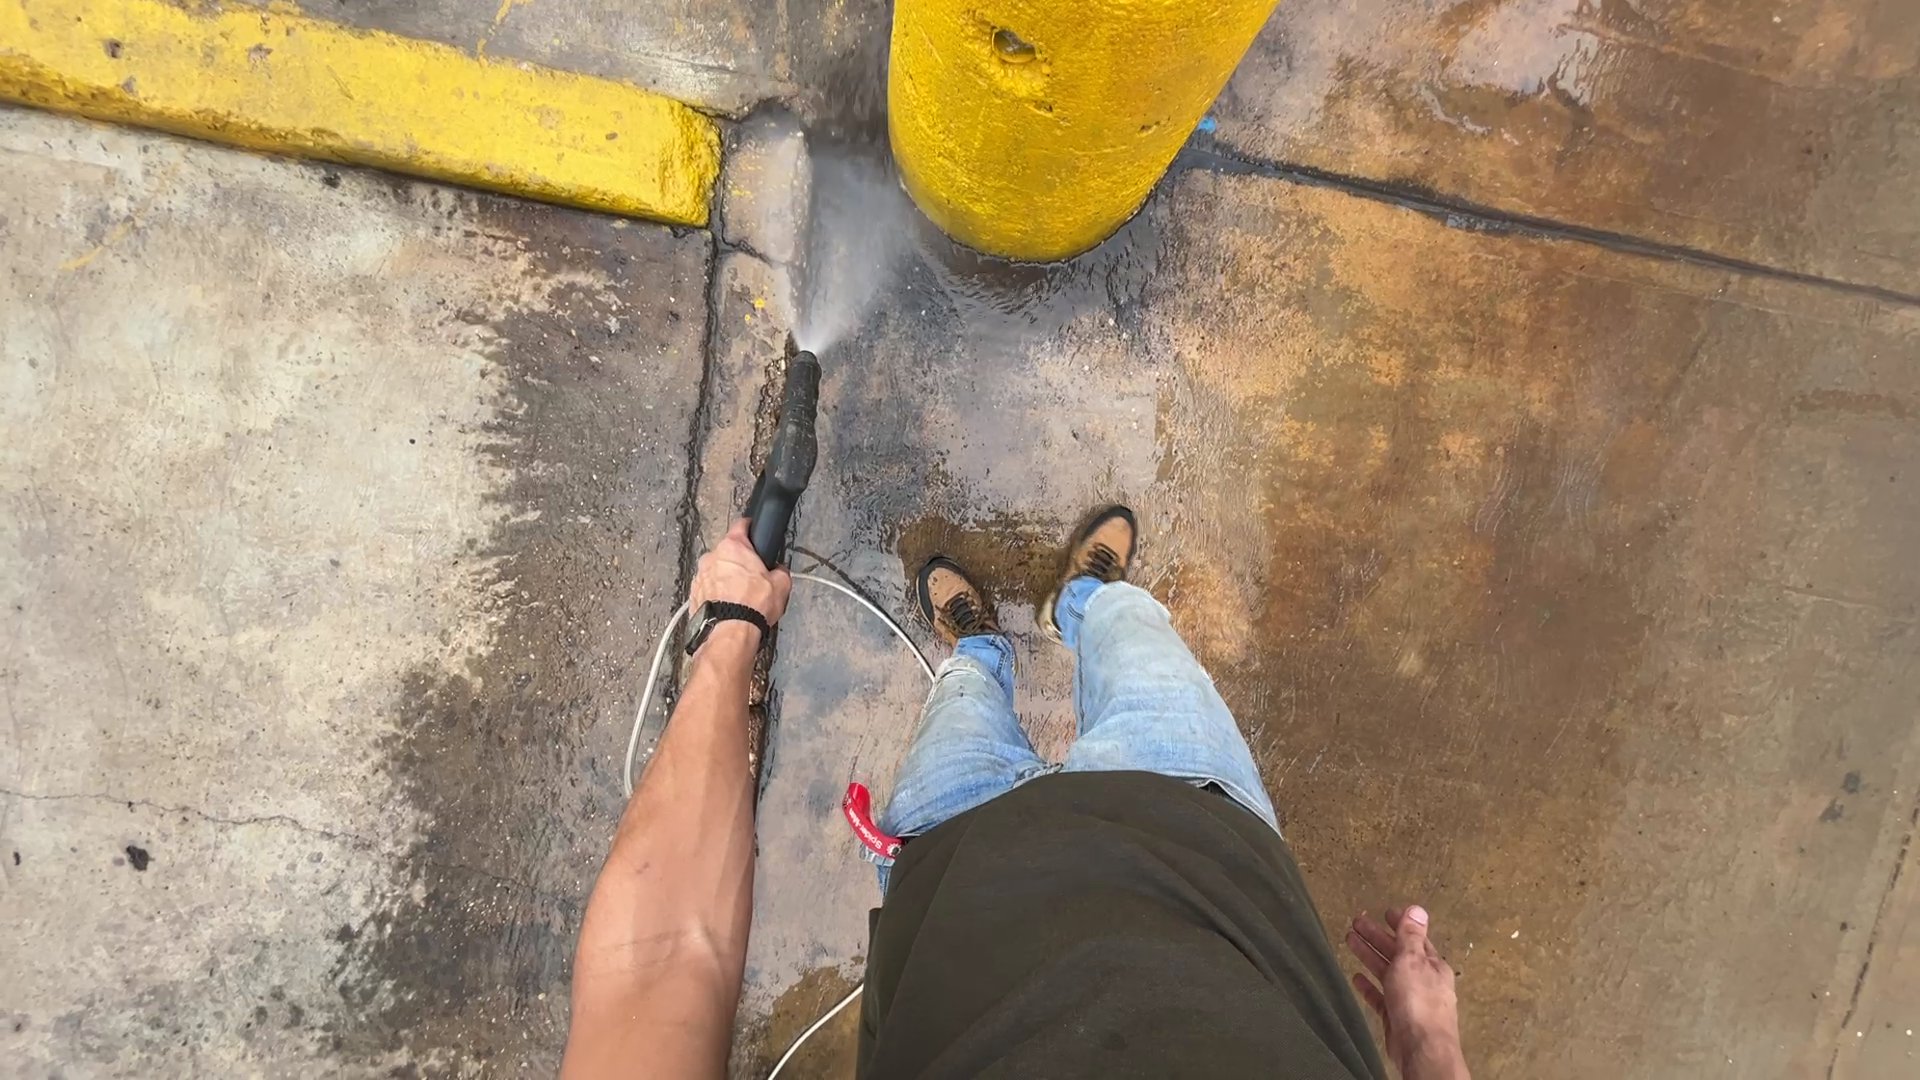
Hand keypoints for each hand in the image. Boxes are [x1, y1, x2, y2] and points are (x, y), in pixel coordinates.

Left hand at [689, 519, 791, 625]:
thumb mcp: (781, 584)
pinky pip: (709, 589)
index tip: (754, 529)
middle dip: (741, 561)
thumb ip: (780, 571)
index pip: (742, 525)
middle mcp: (712, 557)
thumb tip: (779, 571)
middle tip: (755, 576)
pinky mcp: (694, 595)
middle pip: (729, 552)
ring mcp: (700, 576)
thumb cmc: (750, 606)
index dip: (751, 527)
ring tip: (743, 596)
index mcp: (733, 547)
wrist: (729, 633)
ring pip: (717, 571)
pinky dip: (718, 594)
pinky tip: (731, 606)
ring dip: (728, 579)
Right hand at [1346, 905, 1470, 1079]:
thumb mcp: (1412, 960)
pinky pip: (1380, 995)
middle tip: (1356, 921)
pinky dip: (1368, 985)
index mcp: (1432, 966)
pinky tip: (1355, 976)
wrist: (1420, 1049)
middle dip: (1377, 937)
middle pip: (1397, 953)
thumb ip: (1411, 935)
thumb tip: (1418, 909)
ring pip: (1386, 971)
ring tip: (1349, 939)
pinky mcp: (1396, 1016)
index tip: (1384, 911)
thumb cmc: (1418, 1000)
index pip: (1414, 939)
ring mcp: (1409, 999)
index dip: (1400, 924)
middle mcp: (1423, 981)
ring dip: (1369, 955)